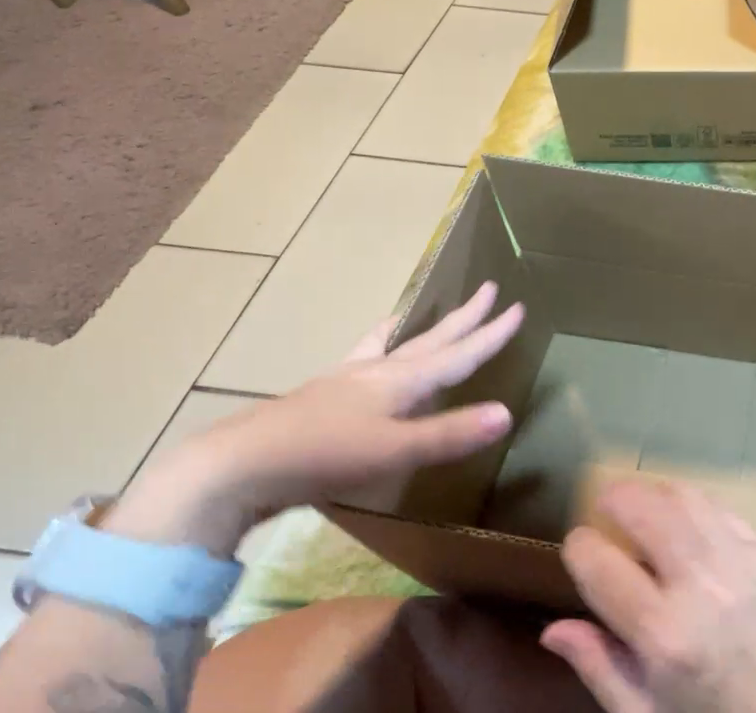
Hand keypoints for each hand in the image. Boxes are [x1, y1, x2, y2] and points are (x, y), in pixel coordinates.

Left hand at [105, 283, 524, 555]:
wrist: (238, 464)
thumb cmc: (322, 456)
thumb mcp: (393, 450)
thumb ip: (449, 433)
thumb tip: (507, 412)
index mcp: (401, 382)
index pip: (458, 354)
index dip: (490, 335)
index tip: (517, 308)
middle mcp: (378, 372)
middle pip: (431, 340)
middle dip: (464, 319)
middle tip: (489, 290)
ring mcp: (346, 380)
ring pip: (393, 346)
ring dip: (417, 330)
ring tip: (420, 312)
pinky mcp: (322, 396)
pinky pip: (362, 360)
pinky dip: (376, 349)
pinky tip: (367, 359)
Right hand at [540, 480, 755, 712]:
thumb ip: (602, 668)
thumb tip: (553, 630)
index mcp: (663, 635)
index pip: (600, 566)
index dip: (578, 546)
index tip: (576, 545)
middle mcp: (700, 586)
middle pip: (645, 510)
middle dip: (615, 498)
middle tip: (604, 506)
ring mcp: (741, 562)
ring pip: (686, 499)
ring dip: (655, 492)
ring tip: (640, 502)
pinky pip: (724, 511)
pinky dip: (696, 505)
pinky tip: (686, 517)